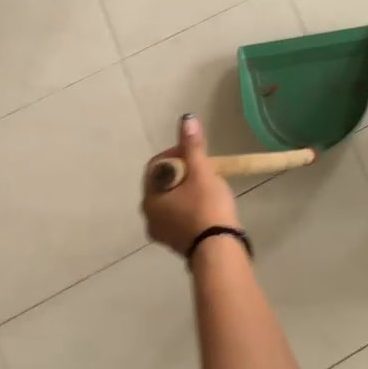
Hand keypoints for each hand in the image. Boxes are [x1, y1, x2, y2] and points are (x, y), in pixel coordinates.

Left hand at [141, 114, 241, 253]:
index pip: (156, 165)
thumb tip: (186, 119)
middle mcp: (149, 217)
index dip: (176, 153)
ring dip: (186, 188)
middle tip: (205, 168)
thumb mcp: (202, 172)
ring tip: (209, 185)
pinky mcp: (175, 241)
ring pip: (171, 199)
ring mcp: (161, 232)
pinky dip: (189, 205)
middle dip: (183, 171)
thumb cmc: (207, 206)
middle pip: (163, 182)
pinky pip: (178, 214)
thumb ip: (193, 146)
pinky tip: (207, 205)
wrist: (218, 249)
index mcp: (150, 198)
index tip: (196, 153)